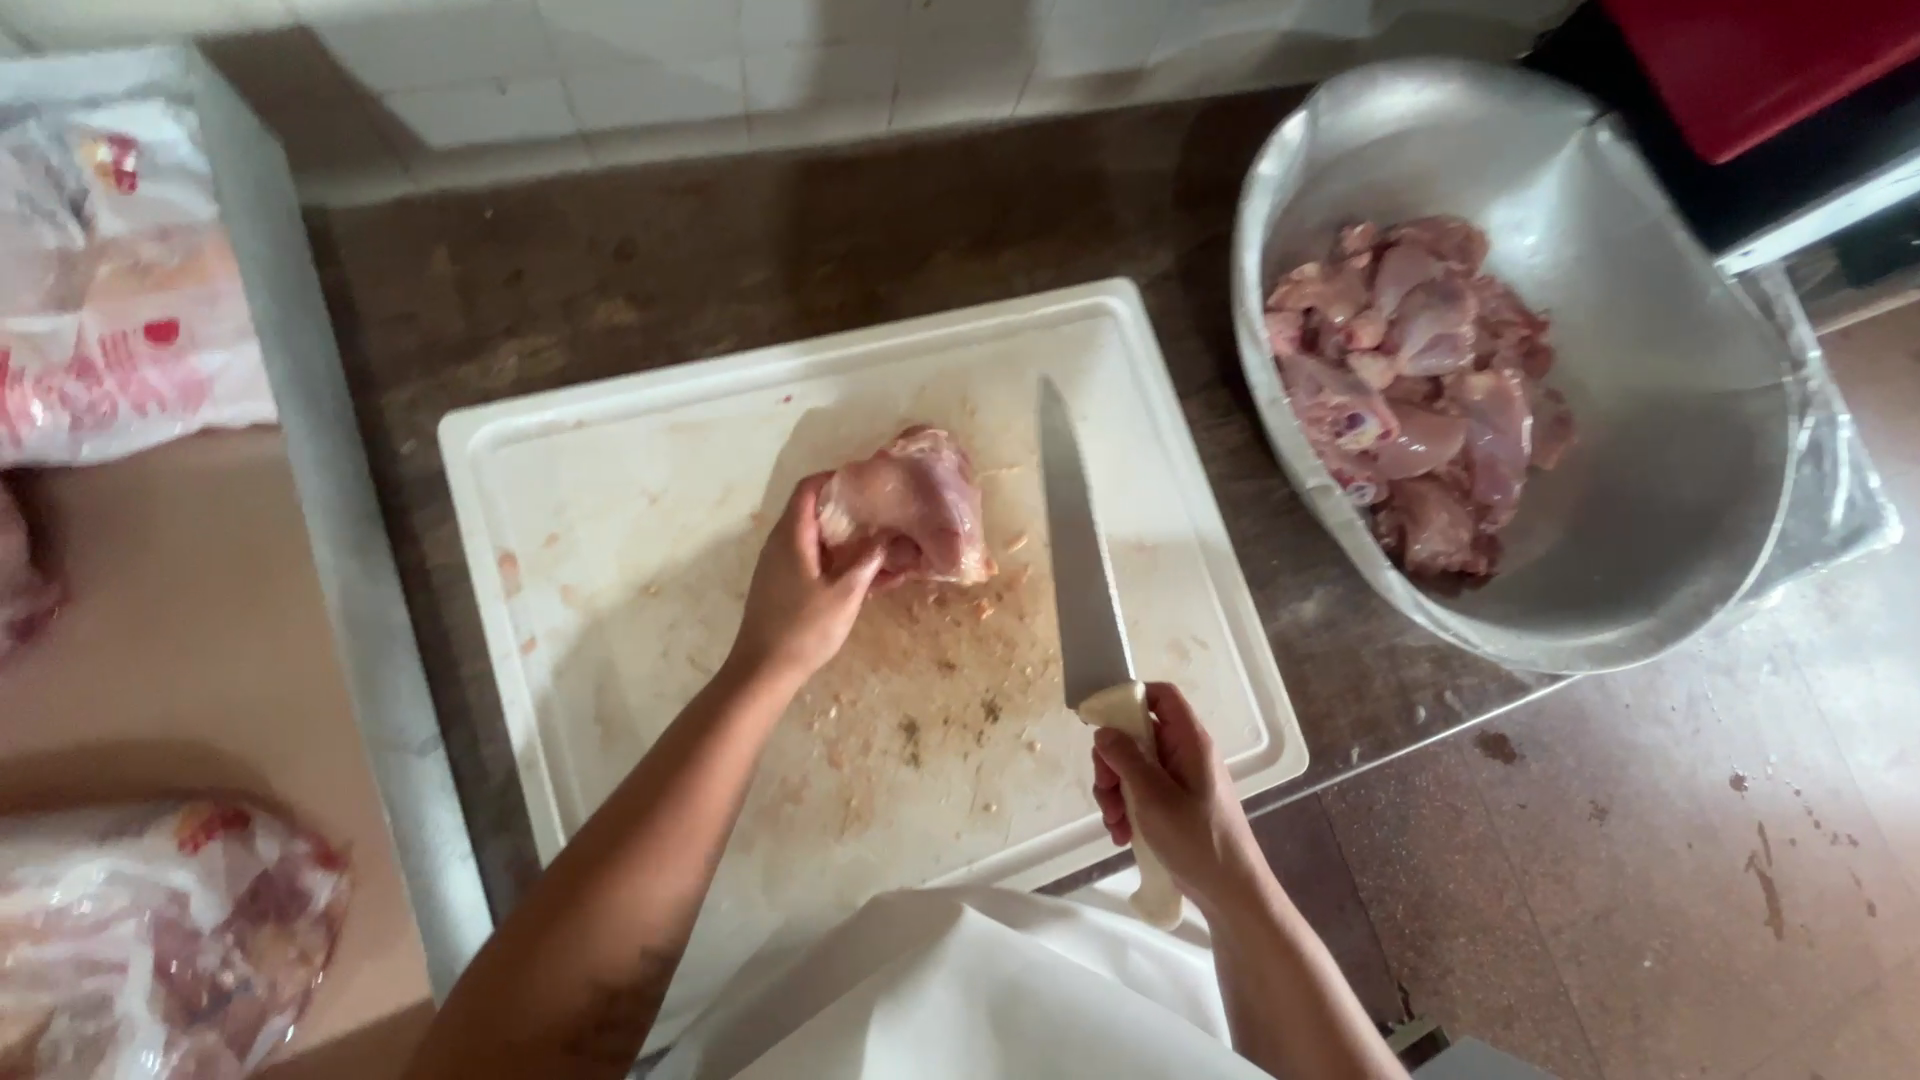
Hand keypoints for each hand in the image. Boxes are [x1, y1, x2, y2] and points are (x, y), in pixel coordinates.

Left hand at [726, 473, 885, 687]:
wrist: (763, 671)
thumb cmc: (804, 628)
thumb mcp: (845, 593)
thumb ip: (867, 560)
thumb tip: (887, 535)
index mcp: (792, 536)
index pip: (809, 488)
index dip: (836, 478)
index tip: (868, 482)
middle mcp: (782, 544)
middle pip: (815, 512)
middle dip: (851, 511)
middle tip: (885, 513)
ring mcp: (781, 566)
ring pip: (818, 540)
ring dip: (850, 540)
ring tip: (885, 545)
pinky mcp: (785, 586)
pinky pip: (816, 562)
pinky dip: (840, 562)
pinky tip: (870, 577)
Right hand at [1091, 683, 1272, 916]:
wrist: (1231, 894)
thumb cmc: (1197, 840)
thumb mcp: (1154, 797)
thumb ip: (1126, 759)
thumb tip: (1104, 732)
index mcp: (1190, 742)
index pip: (1162, 696)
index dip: (1131, 697)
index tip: (1101, 721)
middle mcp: (1185, 755)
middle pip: (1138, 735)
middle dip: (1112, 761)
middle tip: (1104, 789)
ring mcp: (1180, 781)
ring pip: (1134, 767)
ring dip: (1115, 792)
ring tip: (1114, 822)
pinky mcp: (1174, 806)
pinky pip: (1141, 793)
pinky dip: (1126, 810)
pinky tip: (1122, 835)